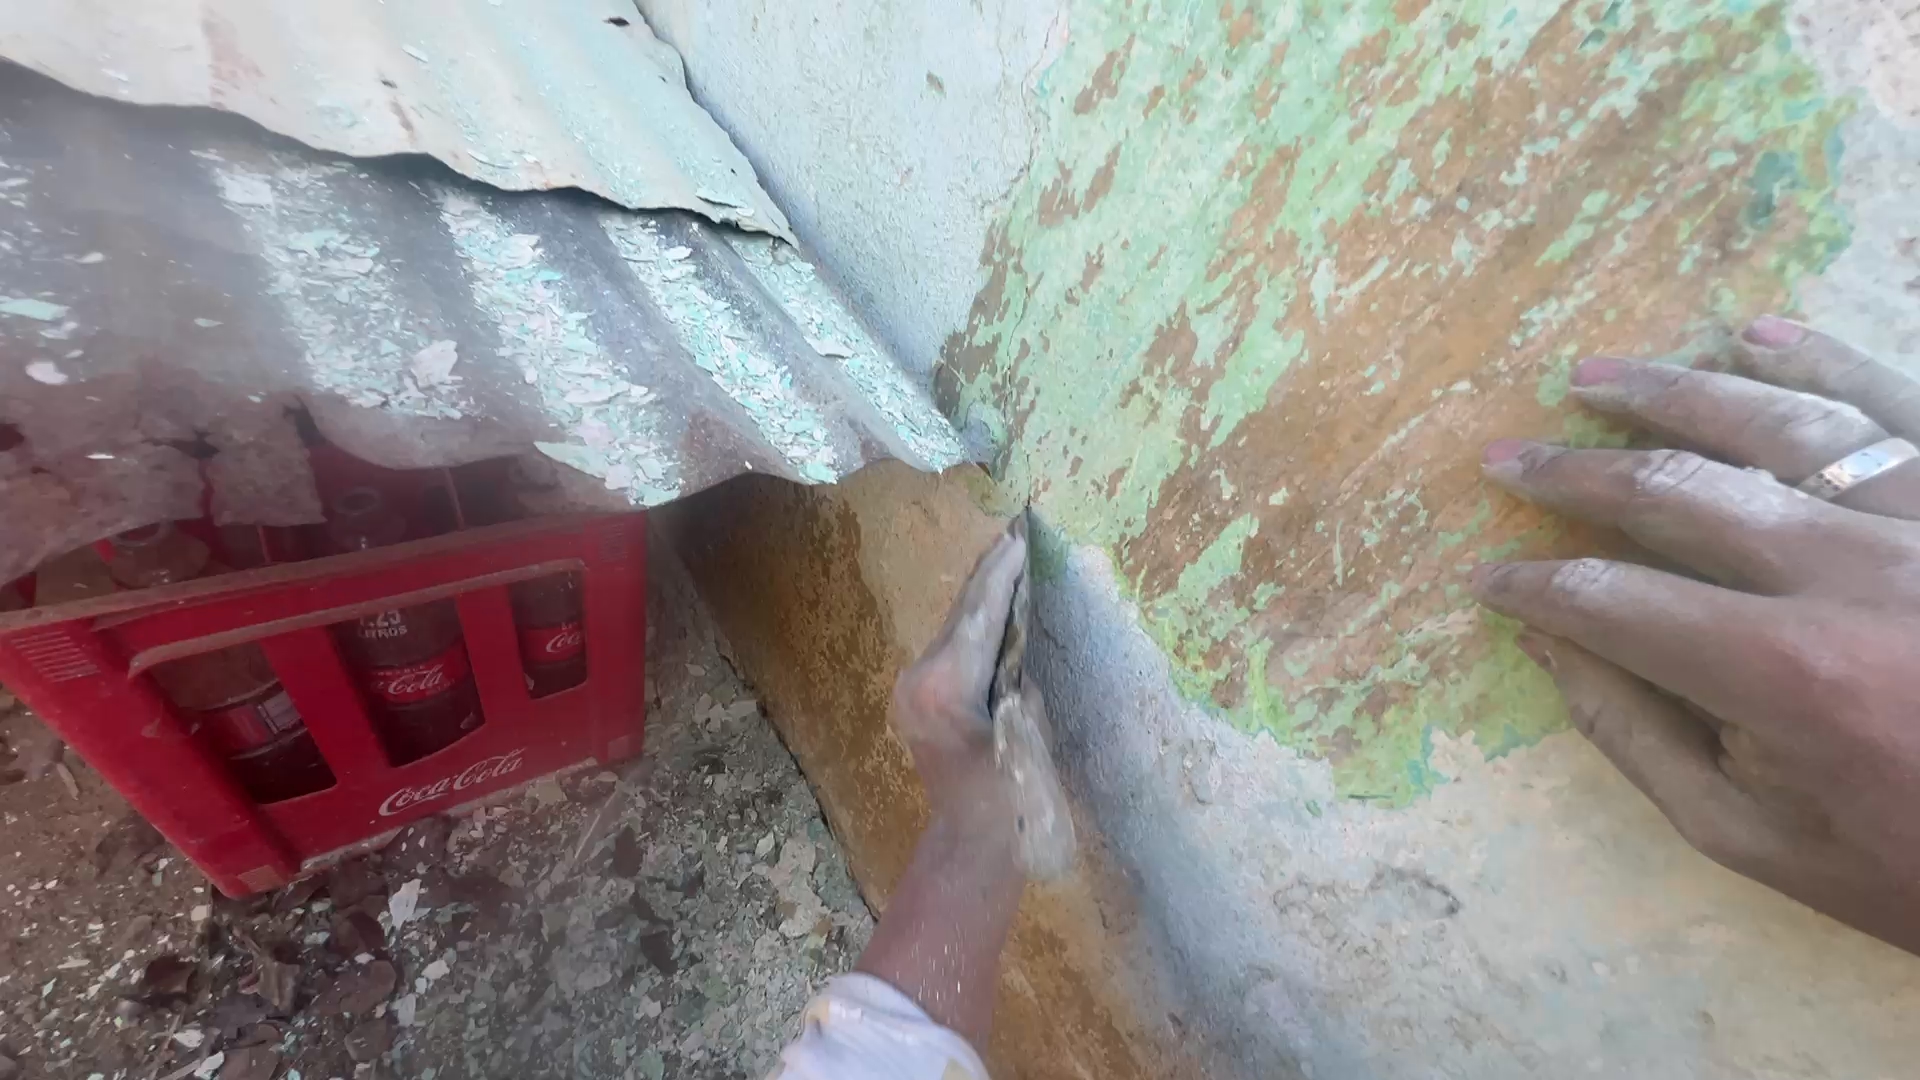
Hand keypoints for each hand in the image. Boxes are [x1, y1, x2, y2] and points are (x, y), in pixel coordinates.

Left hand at [892, 527, 1027, 810]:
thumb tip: (1016, 640)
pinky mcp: (914, 695)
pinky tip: (990, 604)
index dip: (1001, 574)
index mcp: (944, 686)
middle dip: (988, 574)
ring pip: (952, 629)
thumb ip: (1020, 678)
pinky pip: (949, 648)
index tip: (1017, 536)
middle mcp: (918, 677)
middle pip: (960, 615)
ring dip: (980, 597)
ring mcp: (910, 686)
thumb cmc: (1008, 798)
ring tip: (1006, 557)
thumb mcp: (1028, 732)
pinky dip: (972, 625)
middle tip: (1012, 534)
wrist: (969, 840)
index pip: (978, 616)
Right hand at [1472, 316, 1919, 955]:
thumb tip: (1544, 638)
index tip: (1482, 580)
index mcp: (1791, 671)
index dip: (1528, 586)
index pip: (1606, 599)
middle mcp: (1868, 576)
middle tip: (1504, 456)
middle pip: (1676, 491)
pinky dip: (1828, 363)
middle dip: (1569, 473)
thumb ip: (1628, 729)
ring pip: (1787, 426)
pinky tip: (1756, 333)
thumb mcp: (1747, 832)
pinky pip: (1914, 408)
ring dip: (1673, 394)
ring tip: (1594, 376)